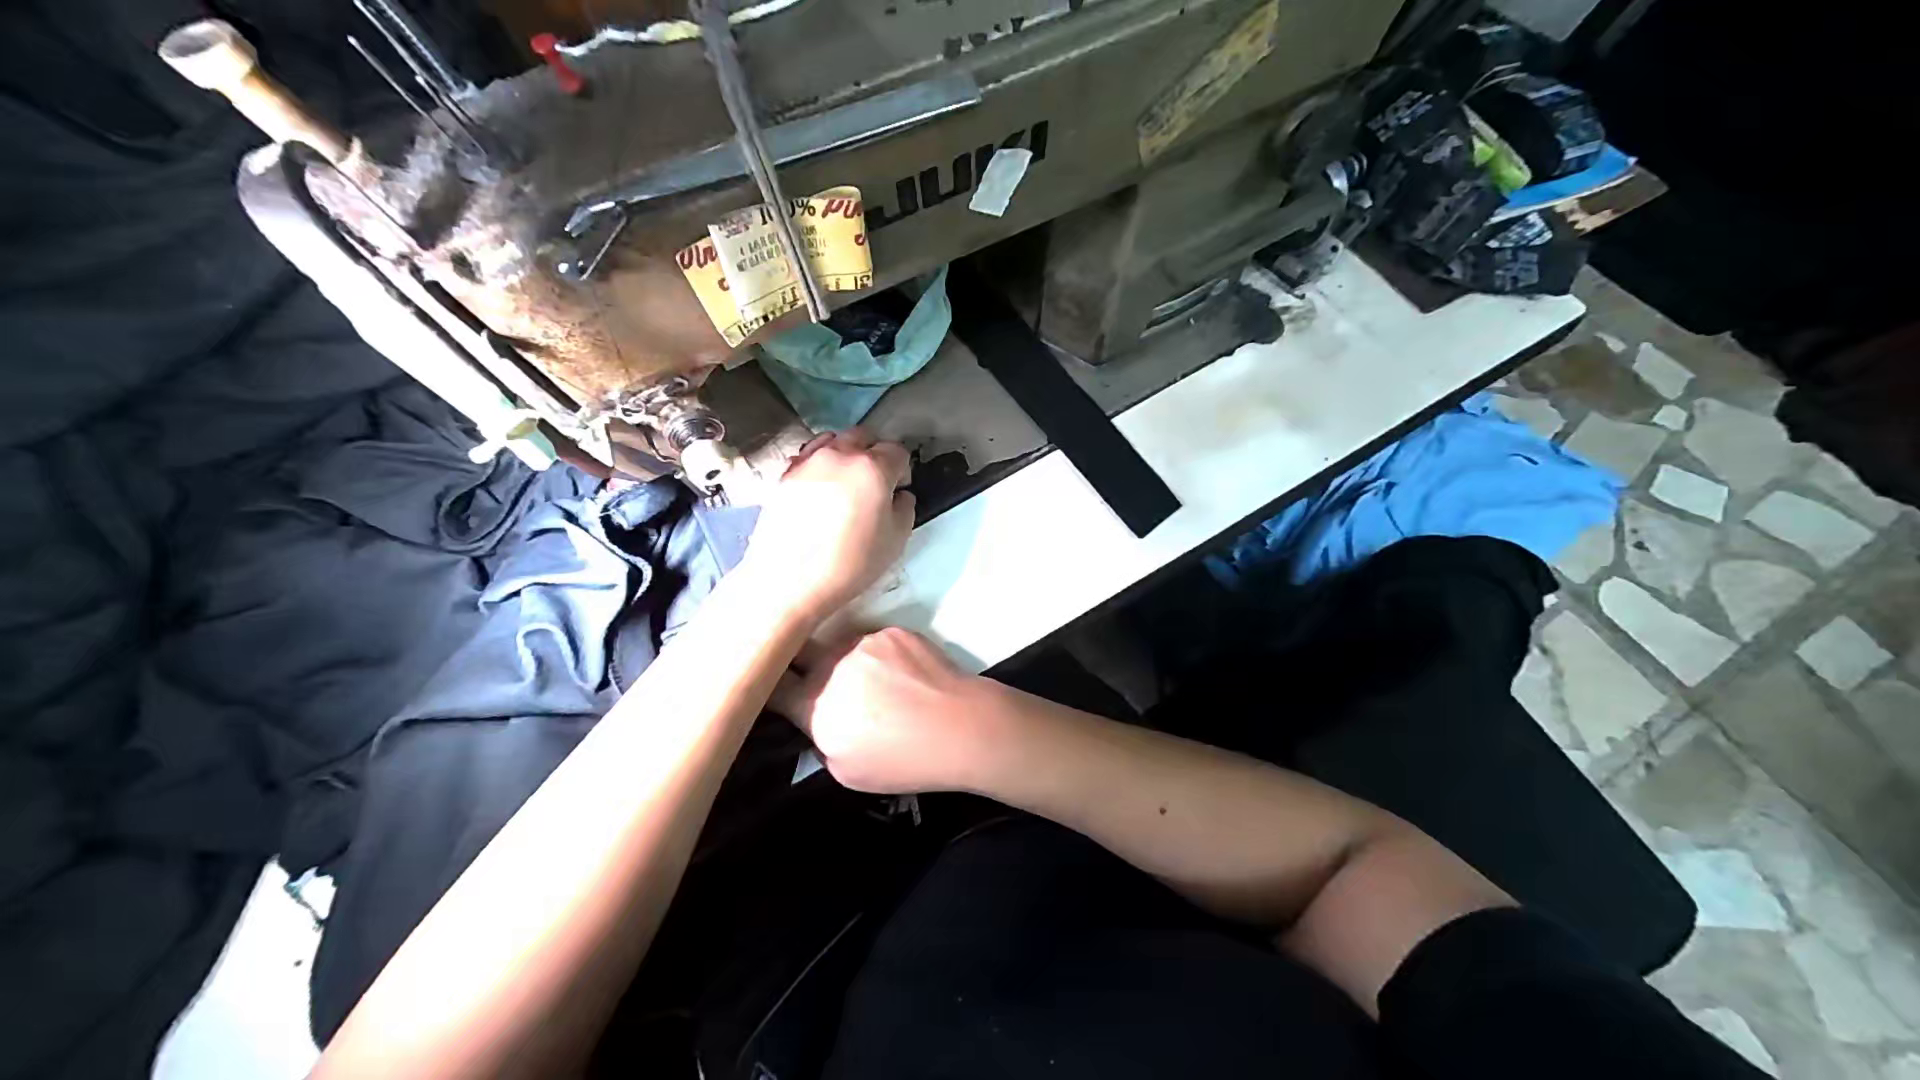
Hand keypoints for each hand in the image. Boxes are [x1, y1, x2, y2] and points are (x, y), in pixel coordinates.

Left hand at [741, 430, 914, 621]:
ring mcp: (808, 461)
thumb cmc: (850, 564)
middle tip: (875, 483)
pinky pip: (808, 456)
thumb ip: (905, 508)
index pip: (898, 451)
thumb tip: (898, 495)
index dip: (902, 471)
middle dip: (875, 453)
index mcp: (873, 467)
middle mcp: (840, 455)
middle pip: (864, 436)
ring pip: (833, 440)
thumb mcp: (896, 540)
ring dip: (846, 454)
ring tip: (845, 482)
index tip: (898, 490)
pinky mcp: (785, 475)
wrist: (789, 580)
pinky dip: (819, 464)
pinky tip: (820, 489)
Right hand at [773, 627, 996, 793]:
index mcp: (812, 703)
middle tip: (816, 681)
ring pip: (838, 645)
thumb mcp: (846, 772)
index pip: (770, 685)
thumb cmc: (902, 760)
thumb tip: (818, 721)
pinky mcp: (893, 631)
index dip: (768, 687)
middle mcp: (830, 663)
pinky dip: (880, 656)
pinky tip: (902, 675)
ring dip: (844, 661)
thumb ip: (820, 741)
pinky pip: (874, 641)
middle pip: (799, 653)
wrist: (961, 727)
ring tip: (874, 683)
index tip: (771, 690)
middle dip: (800, 664)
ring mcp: (863, 641)